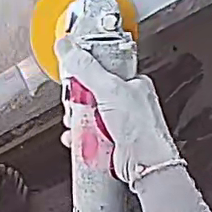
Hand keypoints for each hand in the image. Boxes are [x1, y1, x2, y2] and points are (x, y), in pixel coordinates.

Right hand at [57, 41, 181, 186]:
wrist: (145, 164)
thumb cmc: (140, 128)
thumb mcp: (109, 89)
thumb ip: (86, 68)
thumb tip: (67, 47)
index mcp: (134, 84)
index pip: (104, 70)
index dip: (85, 74)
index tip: (73, 77)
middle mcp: (128, 104)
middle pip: (92, 95)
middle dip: (78, 102)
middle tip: (73, 105)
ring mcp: (120, 125)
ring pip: (89, 117)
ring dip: (77, 121)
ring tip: (74, 123)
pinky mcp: (112, 143)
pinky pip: (90, 136)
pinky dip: (81, 138)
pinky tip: (78, 139)